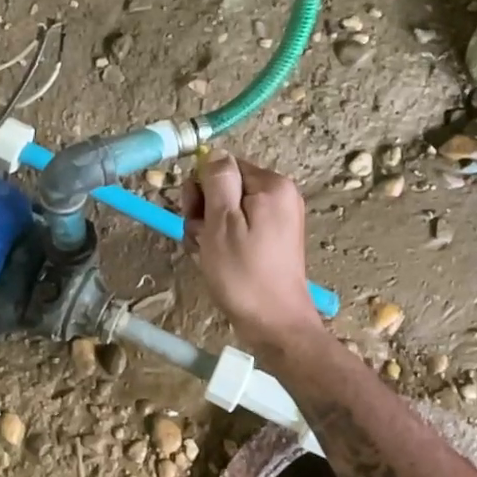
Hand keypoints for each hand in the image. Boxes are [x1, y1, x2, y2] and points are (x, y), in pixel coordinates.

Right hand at [181, 152, 319, 354]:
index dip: (202, 189)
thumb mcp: (221, 222)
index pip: (223, 166)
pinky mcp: (275, 239)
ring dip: (210, 230)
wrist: (275, 324)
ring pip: (229, 210)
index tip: (195, 218)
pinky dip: (225, 241)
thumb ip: (217, 181)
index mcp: (271, 185)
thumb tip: (214, 152)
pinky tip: (221, 262)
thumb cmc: (244, 274)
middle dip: (205, 211)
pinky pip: (241, 227)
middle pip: (226, 187)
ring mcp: (279, 218)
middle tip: (202, 241)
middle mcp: (281, 195)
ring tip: (211, 256)